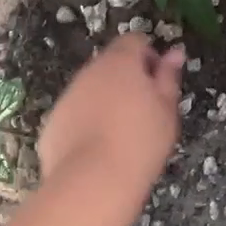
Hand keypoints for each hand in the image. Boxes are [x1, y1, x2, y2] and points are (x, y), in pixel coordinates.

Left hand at [37, 34, 185, 188]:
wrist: (91, 185)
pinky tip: (96, 152)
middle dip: (125, 80)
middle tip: (142, 112)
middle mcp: (89, 71)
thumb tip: (174, 53)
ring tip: (119, 136)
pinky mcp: (51, 125)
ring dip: (104, 102)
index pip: (134, 41)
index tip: (157, 84)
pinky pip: (73, 116)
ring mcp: (67, 97)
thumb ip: (169, 77)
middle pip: (110, 64)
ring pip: (90, 90)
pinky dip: (84, 125)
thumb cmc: (139, 143)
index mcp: (120, 61)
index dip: (149, 57)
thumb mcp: (166, 110)